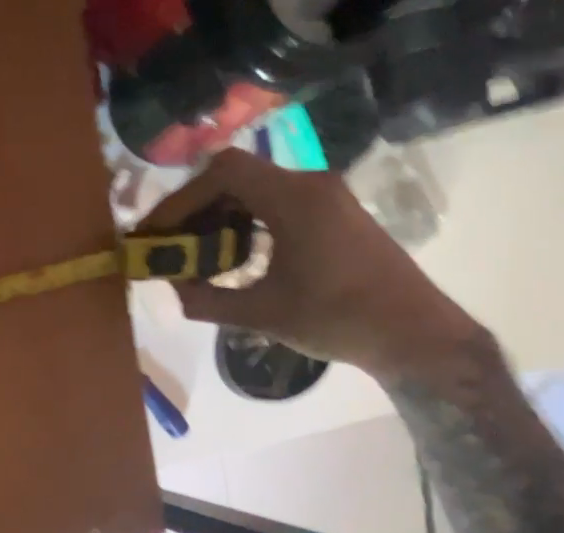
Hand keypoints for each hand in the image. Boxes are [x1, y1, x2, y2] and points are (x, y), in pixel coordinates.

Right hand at [141, 149, 487, 378]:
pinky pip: (272, 206)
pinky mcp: (329, 214)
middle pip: (234, 178)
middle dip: (192, 210)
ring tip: (189, 256)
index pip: (223, 172)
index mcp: (294, 199)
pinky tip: (226, 259)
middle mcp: (309, 185)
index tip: (155, 233)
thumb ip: (205, 299)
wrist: (407, 329)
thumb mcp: (258, 314)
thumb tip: (172, 285)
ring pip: (252, 191)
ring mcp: (323, 197)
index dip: (180, 199)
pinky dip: (240, 226)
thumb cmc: (334, 318)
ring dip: (215, 219)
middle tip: (164, 246)